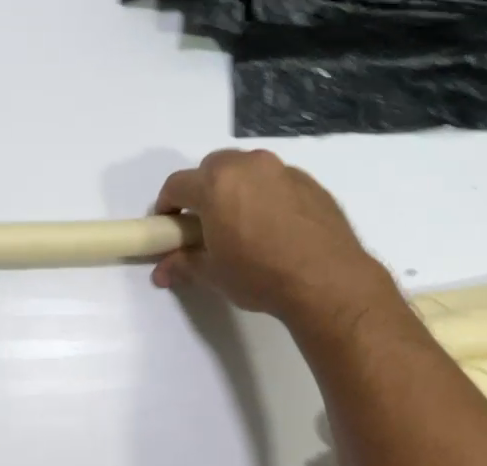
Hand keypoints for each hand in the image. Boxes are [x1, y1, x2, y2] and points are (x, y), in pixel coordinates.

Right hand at [152, 150, 396, 330]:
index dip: (166, 205)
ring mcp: (282, 169)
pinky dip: (265, 196)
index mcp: (217, 184)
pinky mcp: (308, 181)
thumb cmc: (259, 275)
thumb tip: (161, 271)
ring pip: (247, 170)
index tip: (167, 226)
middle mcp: (248, 166)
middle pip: (212, 168)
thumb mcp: (214, 275)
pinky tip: (272, 227)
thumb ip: (184, 265)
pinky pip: (275, 181)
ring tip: (240, 224)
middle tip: (203, 224)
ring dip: (235, 189)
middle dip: (201, 191)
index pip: (177, 185)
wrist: (324, 278)